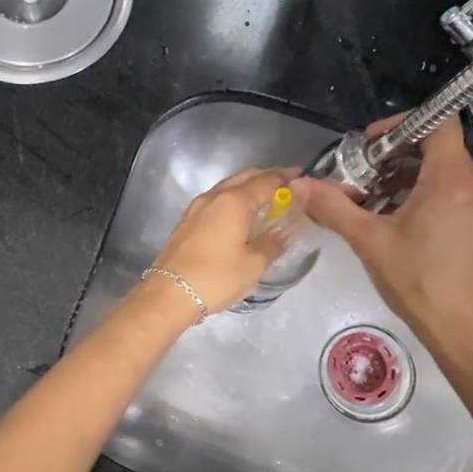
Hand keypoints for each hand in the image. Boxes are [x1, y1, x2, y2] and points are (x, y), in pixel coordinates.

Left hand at [146, 168, 291, 313]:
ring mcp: (196, 207)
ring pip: (227, 187)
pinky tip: (239, 215)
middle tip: (286, 187)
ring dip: (248, 188)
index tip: (302, 180)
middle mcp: (214, 196)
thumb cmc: (217, 278)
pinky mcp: (186, 221)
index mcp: (234, 201)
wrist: (170, 294)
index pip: (266, 181)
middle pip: (245, 177)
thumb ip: (273, 242)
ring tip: (265, 201)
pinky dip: (232, 200)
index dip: (286, 179)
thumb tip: (285, 231)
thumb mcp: (254, 264)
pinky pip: (215, 201)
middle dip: (267, 178)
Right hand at [293, 112, 472, 347]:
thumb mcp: (368, 241)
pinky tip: (400, 225)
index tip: (370, 145)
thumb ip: (334, 207)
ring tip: (375, 204)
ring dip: (408, 180)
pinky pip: (455, 195)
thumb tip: (299, 184)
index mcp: (451, 179)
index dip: (402, 125)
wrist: (461, 328)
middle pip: (438, 149)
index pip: (438, 123)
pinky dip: (426, 197)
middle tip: (363, 177)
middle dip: (396, 157)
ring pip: (445, 174)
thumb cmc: (416, 281)